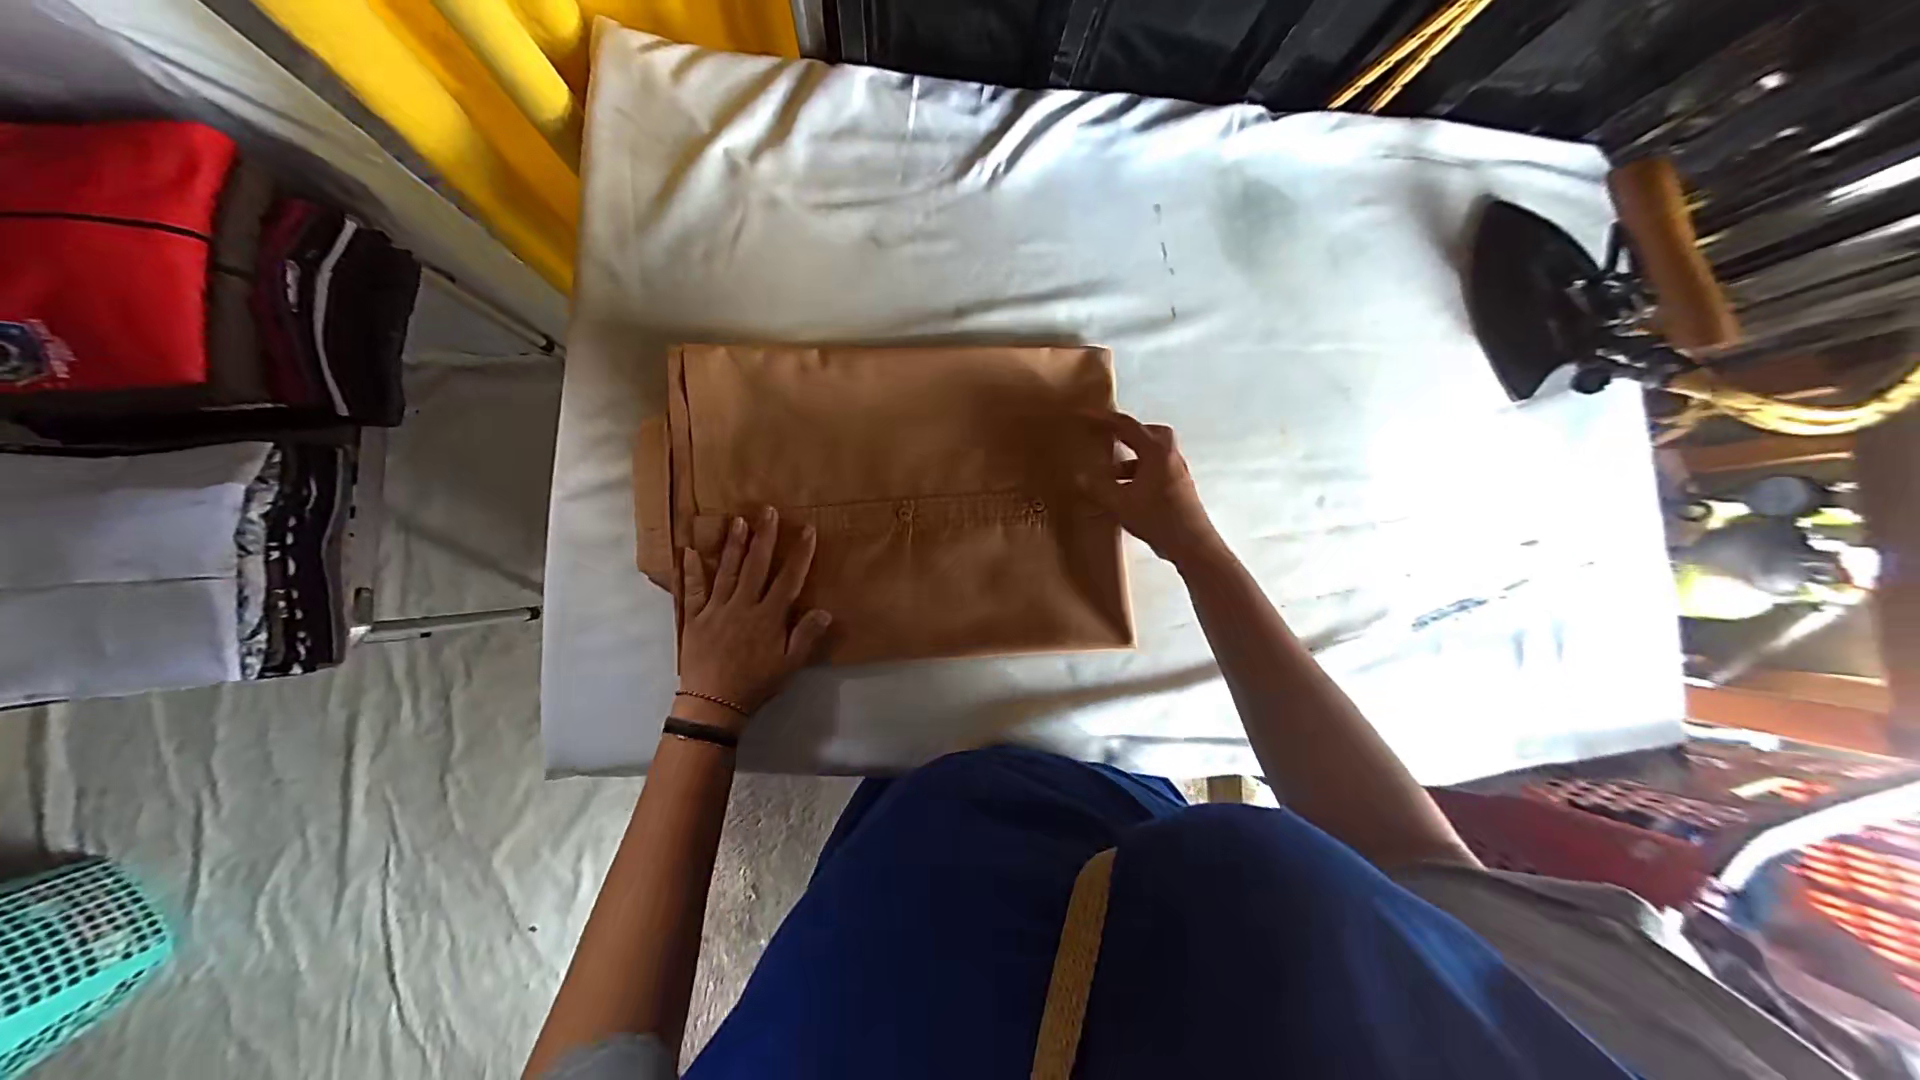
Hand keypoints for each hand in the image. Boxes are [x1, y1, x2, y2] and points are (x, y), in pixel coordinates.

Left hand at [675, 507, 832, 731]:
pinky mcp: (694, 619)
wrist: (714, 704)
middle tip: (768, 511)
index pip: (789, 579)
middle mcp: (743, 606)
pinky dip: (692, 571)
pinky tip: (690, 552)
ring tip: (738, 521)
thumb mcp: (790, 665)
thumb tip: (825, 610)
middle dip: (765, 537)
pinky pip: (692, 591)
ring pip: (726, 571)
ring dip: (733, 545)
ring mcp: (716, 610)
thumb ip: (807, 636)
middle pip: (756, 566)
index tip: (808, 531)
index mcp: (769, 617)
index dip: (800, 554)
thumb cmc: (756, 685)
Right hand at [1080, 411, 1224, 565]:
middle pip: (1147, 433)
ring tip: (1108, 471)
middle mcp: (1170, 456)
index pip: (1126, 426)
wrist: (1193, 545)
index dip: (1102, 419)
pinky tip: (1124, 491)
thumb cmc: (1158, 519)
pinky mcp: (1178, 486)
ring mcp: (1177, 471)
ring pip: (1151, 453)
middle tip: (1106, 435)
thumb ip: (1098, 488)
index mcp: (1156, 452)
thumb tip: (1079, 476)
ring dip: (1130, 457)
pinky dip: (1138, 473)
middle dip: (1125, 432)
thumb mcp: (1120, 504)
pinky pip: (1155, 469)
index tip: (1084, 415)